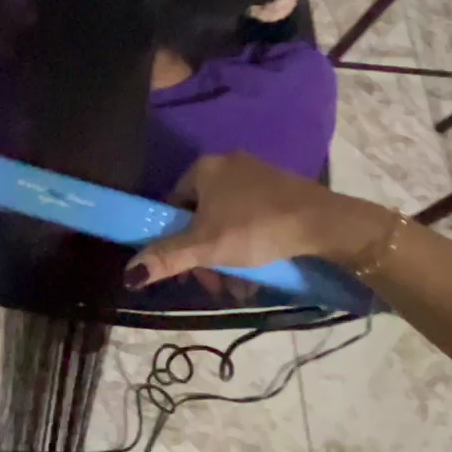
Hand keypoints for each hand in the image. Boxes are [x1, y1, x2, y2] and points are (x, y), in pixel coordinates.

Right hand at [126, 153, 393, 285]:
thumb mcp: (206, 247)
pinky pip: (251, 219)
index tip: (185, 269)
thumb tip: (129, 273)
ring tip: (238, 287)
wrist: (323, 223)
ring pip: (226, 222)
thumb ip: (167, 258)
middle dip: (204, 255)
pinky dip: (248, 245)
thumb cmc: (256, 228)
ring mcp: (256, 175)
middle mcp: (227, 164)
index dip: (173, 239)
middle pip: (200, 216)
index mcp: (203, 168)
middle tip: (214, 284)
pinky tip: (257, 271)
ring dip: (226, 257)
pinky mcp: (279, 190)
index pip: (172, 204)